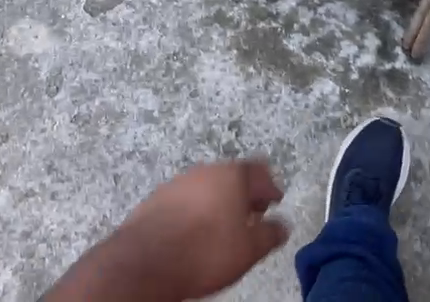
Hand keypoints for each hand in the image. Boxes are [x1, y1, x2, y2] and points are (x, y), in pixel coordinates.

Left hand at [47, 160, 290, 301]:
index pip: (261, 169)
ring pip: (208, 186)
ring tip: (221, 226)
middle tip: (251, 216)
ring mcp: (180, 181)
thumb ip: (270, 234)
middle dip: (244, 194)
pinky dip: (195, 209)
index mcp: (234, 175)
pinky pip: (186, 198)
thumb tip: (284, 225)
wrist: (145, 262)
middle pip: (233, 175)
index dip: (270, 186)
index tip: (274, 201)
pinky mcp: (157, 197)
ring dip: (218, 201)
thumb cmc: (205, 251)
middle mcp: (208, 169)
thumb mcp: (248, 250)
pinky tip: (194, 231)